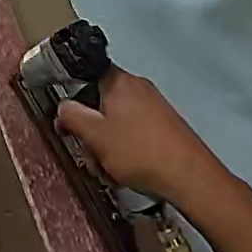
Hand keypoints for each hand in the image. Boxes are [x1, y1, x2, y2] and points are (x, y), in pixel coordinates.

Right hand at [55, 69, 233, 202]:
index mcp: (120, 82)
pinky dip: (124, 150)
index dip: (71, 96)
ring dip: (106, 145)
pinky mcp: (163, 126)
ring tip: (110, 167)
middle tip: (91, 152)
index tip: (67, 119)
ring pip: (115, 122)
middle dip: (91, 130)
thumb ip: (72, 116)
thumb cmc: (141, 152)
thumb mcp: (95, 136)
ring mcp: (153, 107)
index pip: (86, 74)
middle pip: (100, 102)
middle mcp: (138, 88)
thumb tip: (62, 107)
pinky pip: (133, 132)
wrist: (188, 176)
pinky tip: (126, 170)